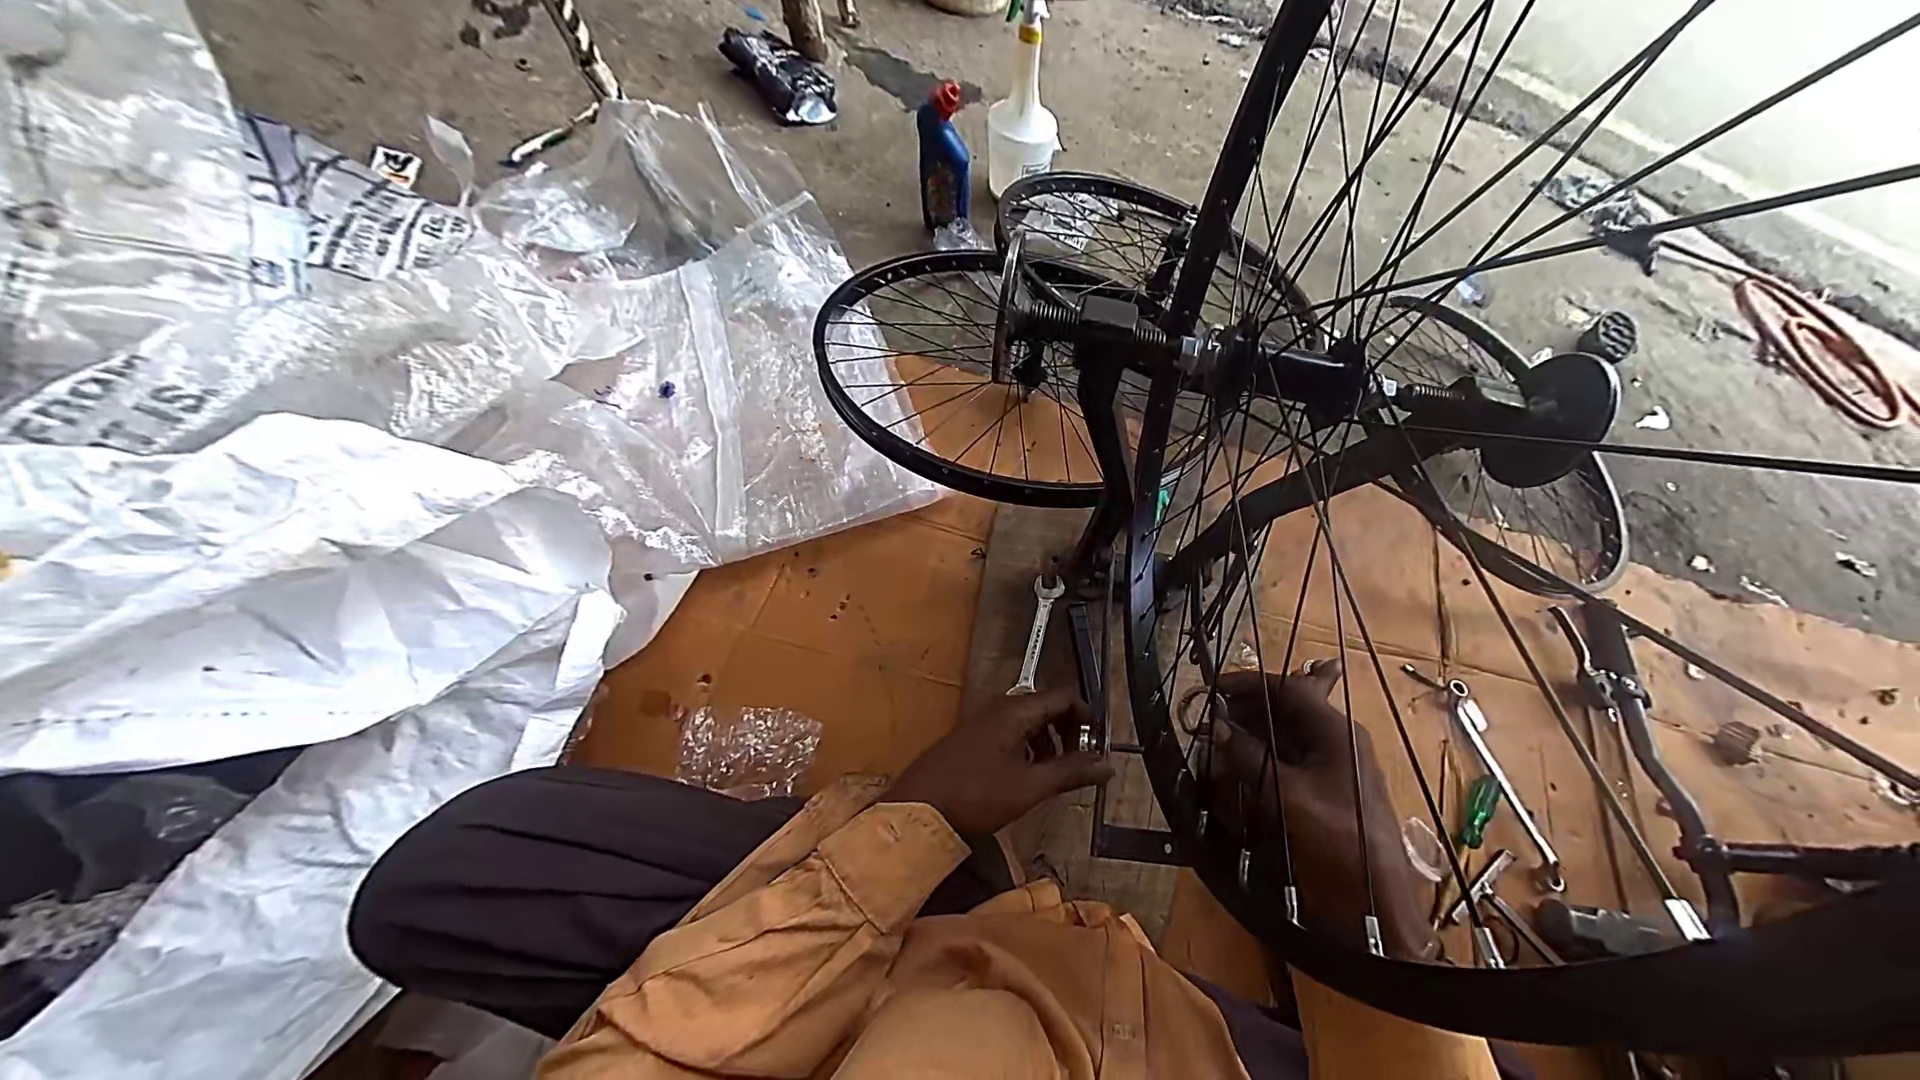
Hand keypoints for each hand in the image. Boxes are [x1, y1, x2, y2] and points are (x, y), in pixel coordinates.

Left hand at [883, 690, 1114, 834]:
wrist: (920, 806)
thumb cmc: (975, 794)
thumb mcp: (1030, 786)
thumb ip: (1071, 772)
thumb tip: (1108, 765)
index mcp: (1016, 711)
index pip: (1064, 697)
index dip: (1087, 717)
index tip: (1098, 745)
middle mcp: (1001, 707)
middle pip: (1048, 707)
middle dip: (1069, 732)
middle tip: (1079, 763)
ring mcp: (985, 721)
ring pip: (1030, 721)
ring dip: (1049, 742)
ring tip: (1054, 774)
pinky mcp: (975, 737)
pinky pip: (1012, 732)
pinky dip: (1029, 748)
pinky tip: (1027, 777)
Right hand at [1205, 660, 1431, 957]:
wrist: (1377, 895)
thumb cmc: (1339, 836)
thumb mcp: (1288, 793)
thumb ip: (1250, 756)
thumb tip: (1216, 727)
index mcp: (1335, 731)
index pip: (1288, 688)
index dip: (1248, 683)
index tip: (1213, 686)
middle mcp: (1333, 739)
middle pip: (1284, 707)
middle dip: (1245, 707)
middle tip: (1210, 713)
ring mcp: (1329, 762)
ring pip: (1282, 731)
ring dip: (1248, 730)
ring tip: (1216, 736)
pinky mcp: (1321, 784)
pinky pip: (1285, 756)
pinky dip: (1258, 753)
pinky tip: (1235, 761)